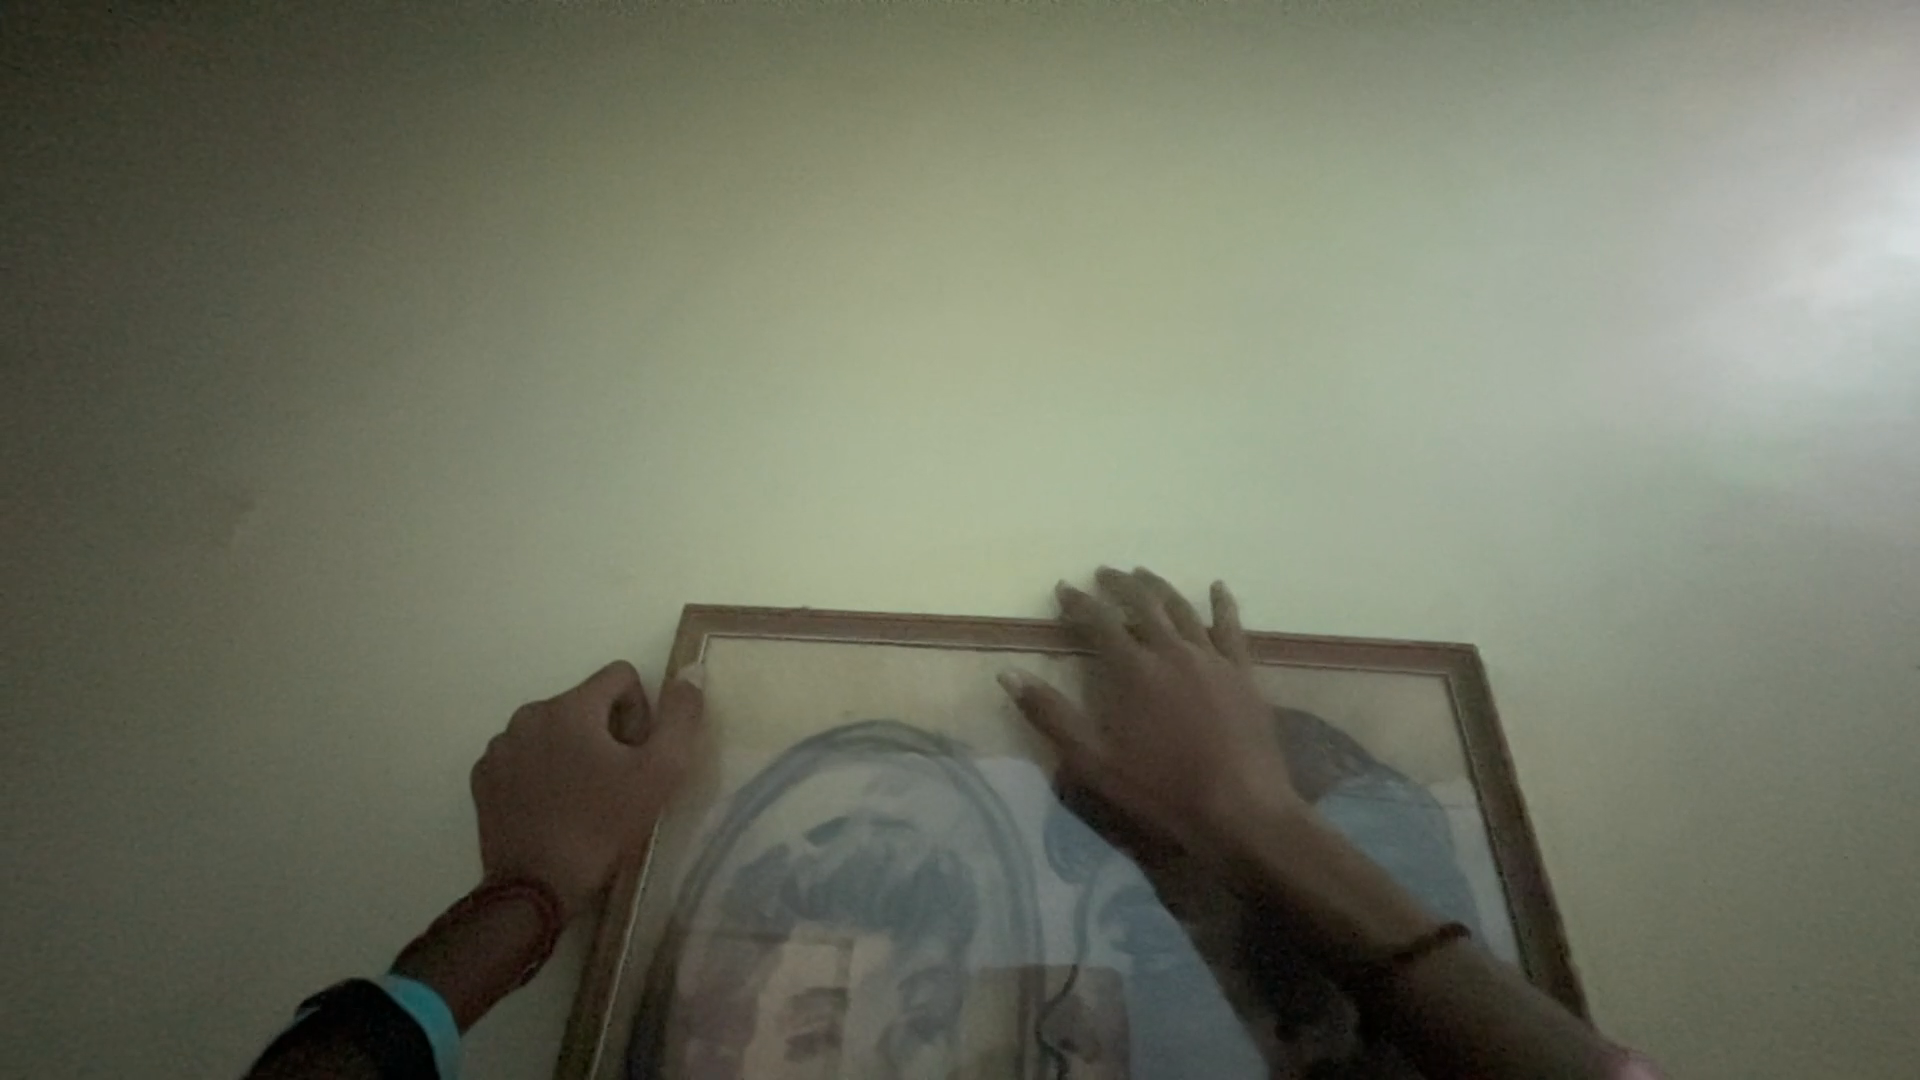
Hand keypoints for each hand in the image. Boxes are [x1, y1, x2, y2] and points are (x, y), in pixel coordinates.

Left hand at [469, 660, 703, 920]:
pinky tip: (554, 804)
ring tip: (585, 793)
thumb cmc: (604, 823)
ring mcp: (500, 746)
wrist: (537, 887)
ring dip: (576, 747)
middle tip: (617, 778)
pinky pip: (526, 753)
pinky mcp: (483, 776)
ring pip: (556, 727)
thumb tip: (690, 672)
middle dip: (609, 730)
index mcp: (570, 706)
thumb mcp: (663, 769)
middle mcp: (529, 715)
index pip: (621, 676)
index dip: (641, 710)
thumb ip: (682, 714)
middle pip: (588, 701)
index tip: (637, 752)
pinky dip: (543, 768)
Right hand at [1000, 568, 1305, 855]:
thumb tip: (1008, 674)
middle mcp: (1171, 651)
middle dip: (1119, 585)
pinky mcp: (1242, 673)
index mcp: (1133, 668)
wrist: (1241, 811)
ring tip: (1143, 574)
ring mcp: (1211, 658)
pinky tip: (1217, 587)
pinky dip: (1222, 604)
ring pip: (1181, 609)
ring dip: (1159, 588)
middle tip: (1103, 573)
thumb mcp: (1092, 760)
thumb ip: (1050, 714)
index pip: (1098, 621)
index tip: (1063, 588)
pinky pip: (1231, 628)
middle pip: (1142, 604)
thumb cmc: (1161, 789)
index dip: (1077, 602)